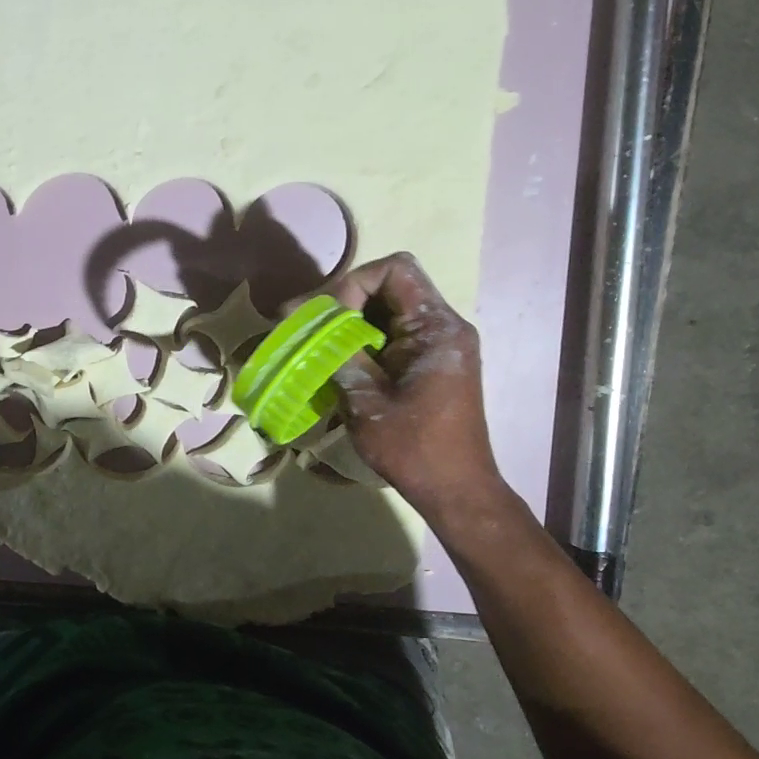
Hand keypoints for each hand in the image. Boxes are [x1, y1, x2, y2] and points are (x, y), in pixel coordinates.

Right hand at [328, 253, 506, 516]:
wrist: (455, 489)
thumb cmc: (413, 446)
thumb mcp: (365, 398)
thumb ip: (338, 353)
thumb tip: (303, 325)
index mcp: (436, 328)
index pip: (394, 269)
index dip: (353, 283)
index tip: (330, 319)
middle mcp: (443, 326)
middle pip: (387, 285)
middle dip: (342, 301)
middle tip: (303, 326)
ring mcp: (438, 343)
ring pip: (385, 308)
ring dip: (347, 321)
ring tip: (312, 343)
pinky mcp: (428, 361)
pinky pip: (390, 332)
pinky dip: (359, 339)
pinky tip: (335, 360)